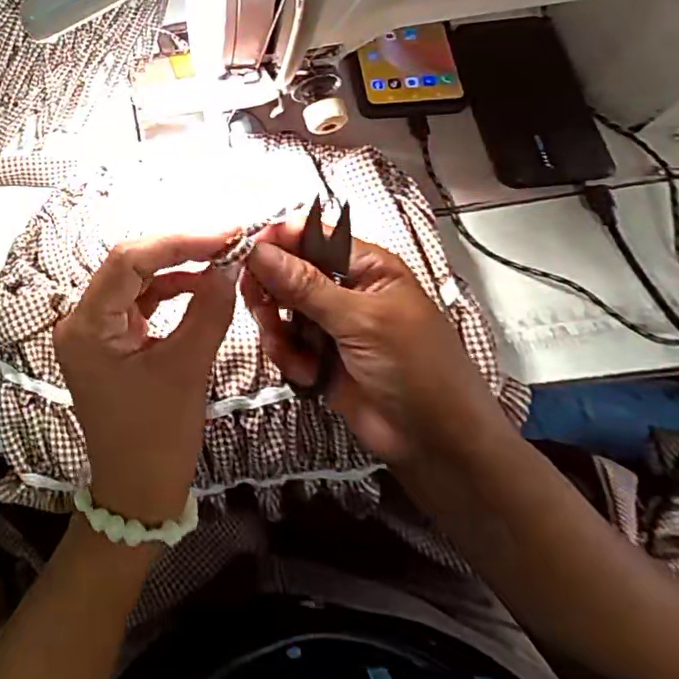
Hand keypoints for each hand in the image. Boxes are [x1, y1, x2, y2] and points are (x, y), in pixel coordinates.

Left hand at [53, 233, 238, 523]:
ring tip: (221, 260)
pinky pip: (140, 305)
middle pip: (130, 266)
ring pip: (136, 283)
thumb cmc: (158, 437)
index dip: (179, 242)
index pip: (128, 261)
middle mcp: (81, 322)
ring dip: (178, 270)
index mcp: (86, 326)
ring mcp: (94, 332)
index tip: (225, 236)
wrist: (138, 492)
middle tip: (228, 242)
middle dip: (180, 251)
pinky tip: (201, 287)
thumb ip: (209, 309)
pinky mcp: (110, 343)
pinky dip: (170, 294)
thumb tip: (230, 265)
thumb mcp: (187, 368)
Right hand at [239, 222, 505, 462]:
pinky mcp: (317, 358)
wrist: (434, 442)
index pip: (311, 236)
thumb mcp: (362, 320)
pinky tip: (307, 374)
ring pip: (279, 311)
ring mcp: (329, 325)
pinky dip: (287, 358)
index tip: (244, 253)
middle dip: (271, 291)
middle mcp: (343, 289)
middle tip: (263, 310)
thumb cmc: (415, 368)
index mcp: (365, 265)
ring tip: (294, 354)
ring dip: (278, 331)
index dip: (276, 241)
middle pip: (286, 272)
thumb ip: (306, 285)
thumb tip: (258, 250)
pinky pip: (284, 344)